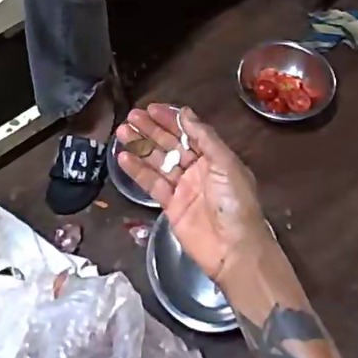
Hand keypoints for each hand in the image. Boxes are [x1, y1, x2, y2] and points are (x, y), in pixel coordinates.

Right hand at [116, 104, 275, 287]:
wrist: (234, 249)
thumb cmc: (235, 202)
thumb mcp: (226, 163)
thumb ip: (205, 137)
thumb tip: (185, 112)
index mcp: (214, 157)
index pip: (189, 132)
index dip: (170, 120)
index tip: (151, 108)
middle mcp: (197, 169)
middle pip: (170, 144)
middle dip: (151, 130)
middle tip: (132, 116)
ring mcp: (183, 187)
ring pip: (158, 161)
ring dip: (141, 146)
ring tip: (122, 132)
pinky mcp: (170, 205)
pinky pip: (152, 184)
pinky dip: (137, 171)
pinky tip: (123, 158)